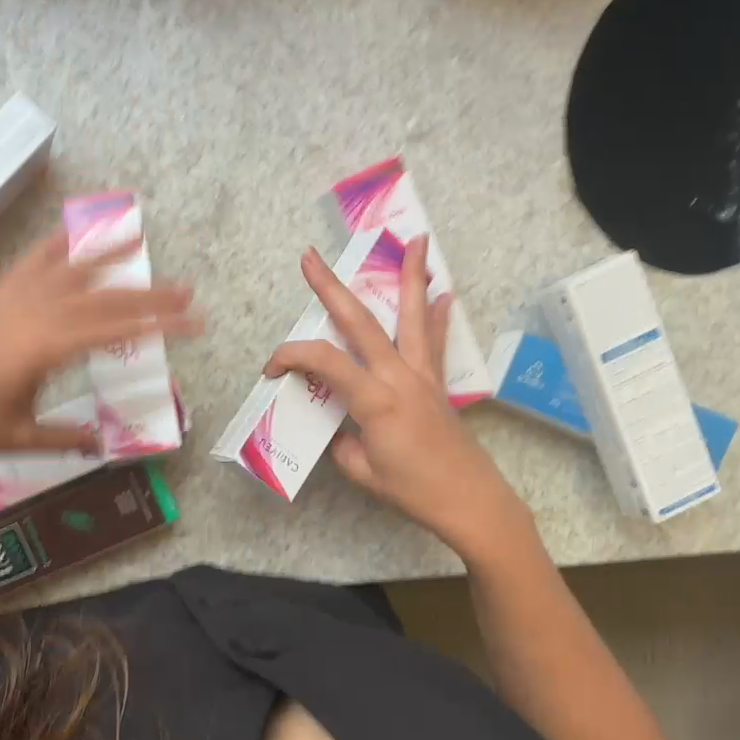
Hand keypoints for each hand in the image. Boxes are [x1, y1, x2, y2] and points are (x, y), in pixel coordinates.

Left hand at [0, 231, 198, 456]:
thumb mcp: (17, 436)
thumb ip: (64, 438)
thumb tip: (102, 444)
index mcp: (47, 347)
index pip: (117, 330)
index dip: (160, 326)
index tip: (195, 322)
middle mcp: (35, 312)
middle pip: (104, 295)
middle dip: (149, 293)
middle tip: (188, 292)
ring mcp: (12, 297)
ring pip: (70, 268)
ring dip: (108, 253)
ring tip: (140, 236)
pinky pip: (31, 261)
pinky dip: (55, 245)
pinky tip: (71, 233)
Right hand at [265, 236, 530, 561]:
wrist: (469, 499)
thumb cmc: (411, 490)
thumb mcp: (360, 470)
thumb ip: (342, 440)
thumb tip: (339, 424)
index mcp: (374, 400)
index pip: (323, 361)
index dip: (290, 357)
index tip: (270, 370)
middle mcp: (399, 377)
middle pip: (360, 321)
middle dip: (331, 287)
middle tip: (311, 258)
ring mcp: (422, 376)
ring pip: (411, 317)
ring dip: (411, 277)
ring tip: (416, 241)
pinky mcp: (437, 384)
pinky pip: (433, 342)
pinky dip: (436, 316)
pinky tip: (443, 294)